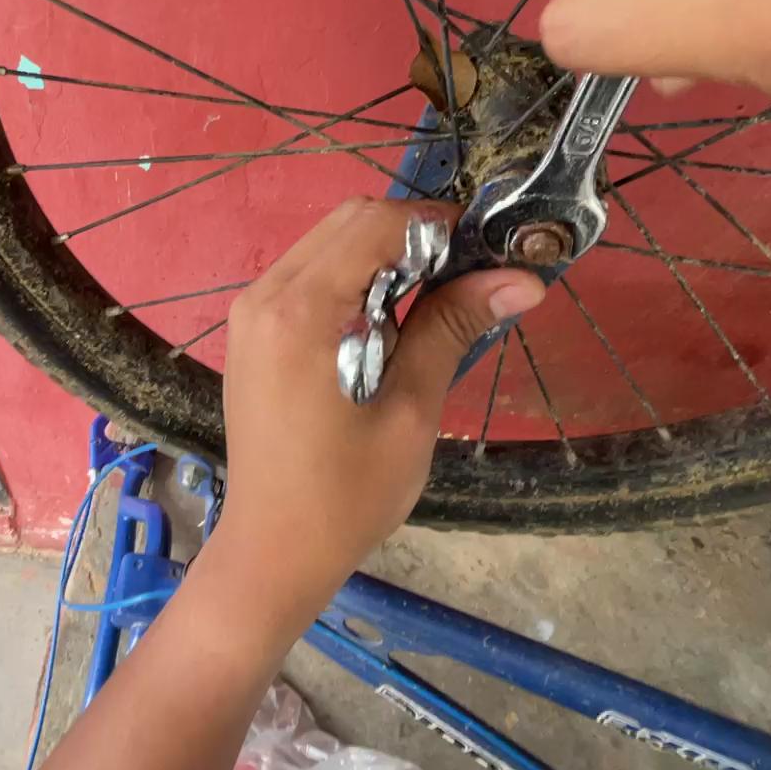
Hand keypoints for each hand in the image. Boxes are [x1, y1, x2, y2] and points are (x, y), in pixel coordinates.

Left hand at [208, 197, 544, 624]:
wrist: (272, 547)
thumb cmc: (345, 495)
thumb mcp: (410, 411)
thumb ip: (452, 329)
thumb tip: (521, 279)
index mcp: (299, 310)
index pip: (375, 224)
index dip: (438, 225)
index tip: (487, 251)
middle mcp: (264, 294)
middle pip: (347, 221)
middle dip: (412, 235)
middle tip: (464, 279)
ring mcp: (249, 310)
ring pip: (325, 243)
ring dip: (382, 255)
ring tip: (429, 304)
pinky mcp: (250, 329)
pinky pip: (306, 274)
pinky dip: (350, 277)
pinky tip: (383, 321)